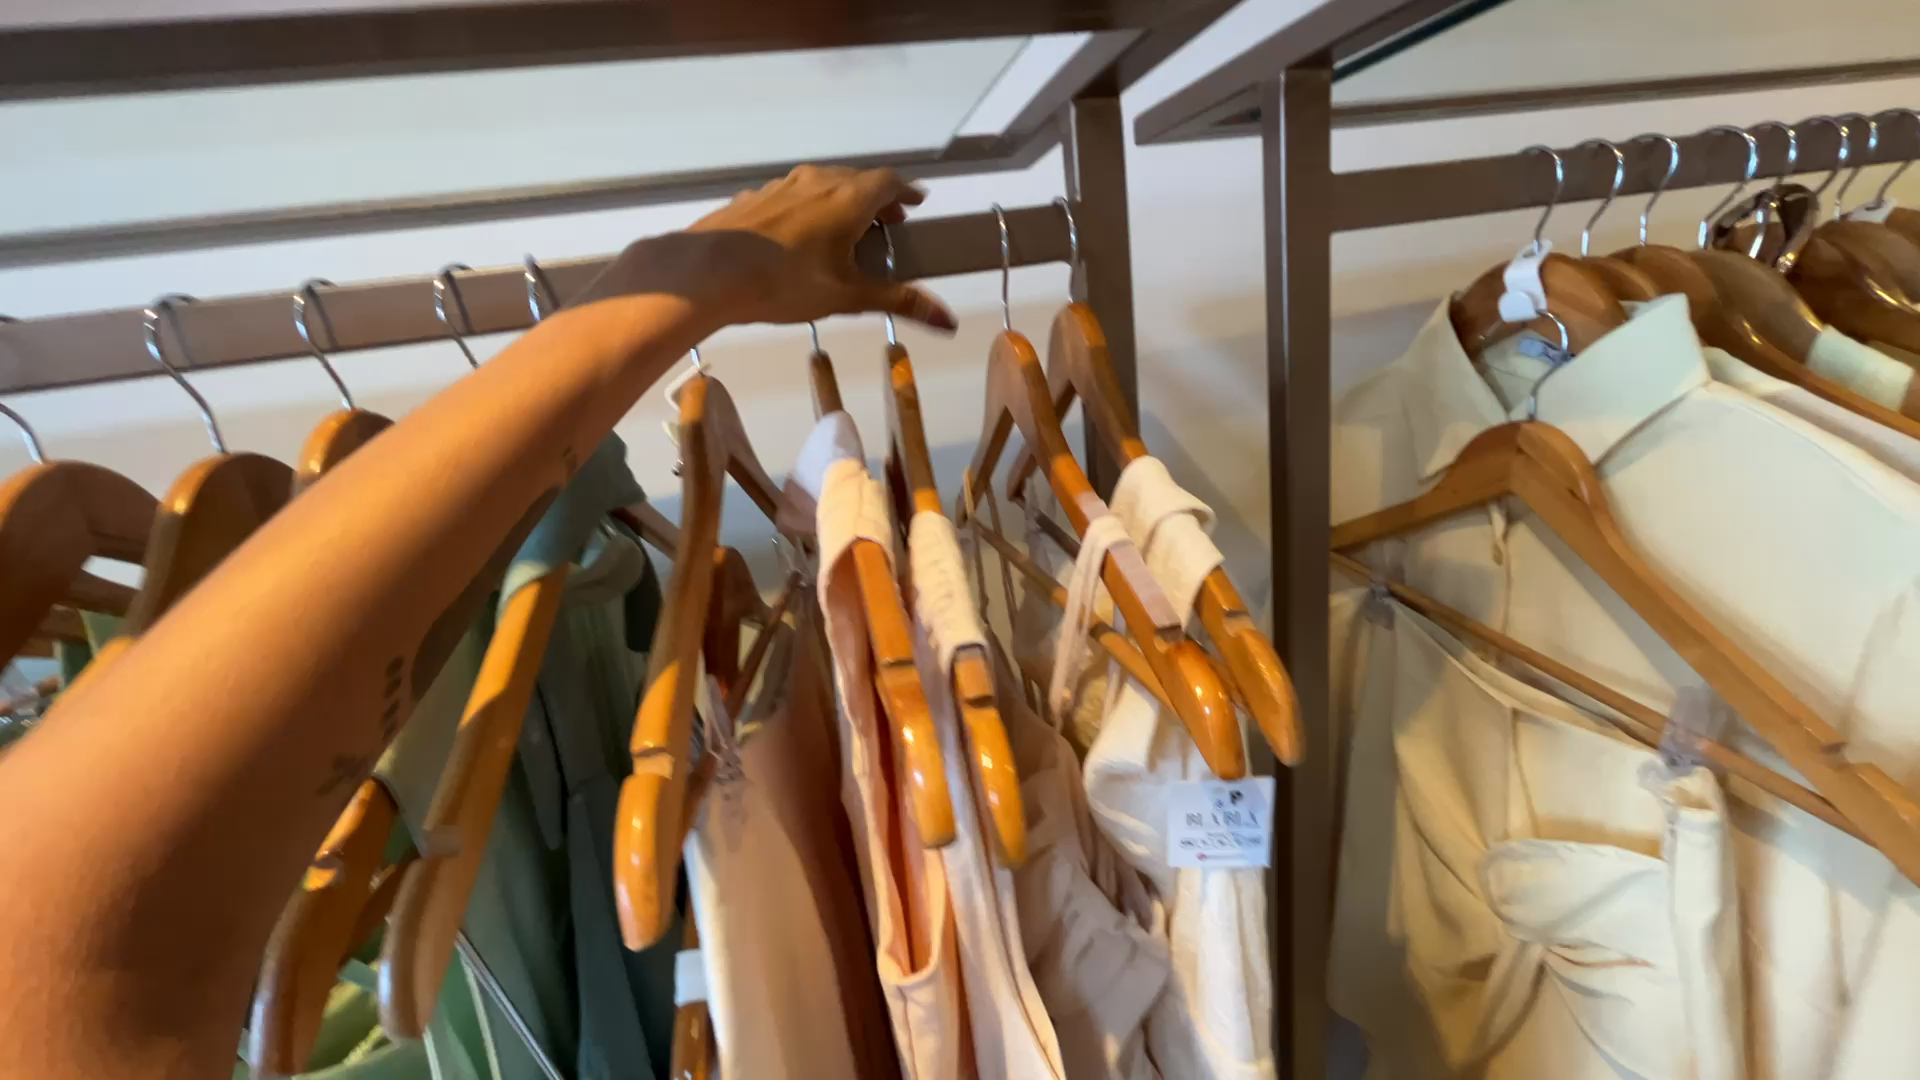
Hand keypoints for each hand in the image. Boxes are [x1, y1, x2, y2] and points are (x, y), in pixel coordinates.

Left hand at [670, 165, 955, 331]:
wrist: (709, 272)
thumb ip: (899, 302)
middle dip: (877, 200)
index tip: (916, 204)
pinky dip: (810, 210)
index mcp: (848, 200)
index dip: (906, 192)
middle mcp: (817, 181)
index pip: (888, 183)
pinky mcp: (753, 199)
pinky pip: (793, 197)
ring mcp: (781, 187)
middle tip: (888, 223)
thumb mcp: (848, 297)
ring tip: (847, 231)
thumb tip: (950, 321)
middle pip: (857, 181)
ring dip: (842, 203)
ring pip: (823, 186)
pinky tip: (800, 238)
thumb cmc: (787, 283)